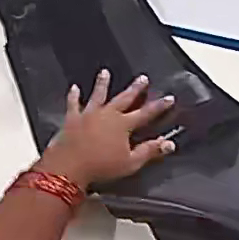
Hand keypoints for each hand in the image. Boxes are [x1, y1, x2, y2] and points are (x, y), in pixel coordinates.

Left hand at [34, 69, 175, 188]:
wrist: (69, 167)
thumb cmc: (101, 167)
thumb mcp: (130, 162)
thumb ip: (149, 151)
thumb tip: (168, 143)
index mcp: (123, 124)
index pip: (146, 113)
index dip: (159, 106)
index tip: (169, 97)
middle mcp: (107, 114)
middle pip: (124, 98)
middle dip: (135, 88)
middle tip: (143, 78)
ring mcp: (88, 114)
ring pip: (98, 95)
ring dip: (102, 83)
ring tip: (105, 72)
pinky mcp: (72, 119)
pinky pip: (73, 104)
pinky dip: (73, 96)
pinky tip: (74, 88)